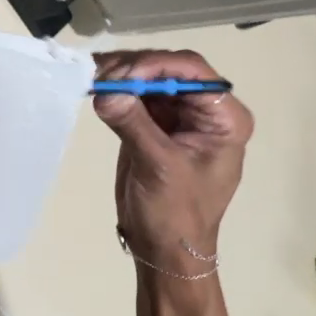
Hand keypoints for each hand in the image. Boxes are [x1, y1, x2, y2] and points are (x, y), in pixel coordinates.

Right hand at [92, 49, 253, 274]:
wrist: (164, 251)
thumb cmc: (176, 214)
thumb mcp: (159, 168)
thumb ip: (134, 124)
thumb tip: (104, 91)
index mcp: (224, 118)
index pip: (193, 71)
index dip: (157, 65)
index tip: (121, 75)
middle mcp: (205, 110)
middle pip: (169, 69)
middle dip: (134, 67)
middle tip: (98, 75)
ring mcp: (178, 116)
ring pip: (149, 78)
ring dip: (120, 74)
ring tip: (90, 77)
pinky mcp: (154, 124)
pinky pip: (134, 96)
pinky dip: (114, 89)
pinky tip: (93, 86)